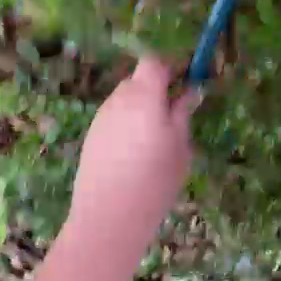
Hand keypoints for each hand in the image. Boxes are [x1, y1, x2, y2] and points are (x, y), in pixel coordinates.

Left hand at [63, 55, 196, 264]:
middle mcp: (118, 100)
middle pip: (138, 80)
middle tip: (175, 115)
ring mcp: (101, 118)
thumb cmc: (155, 182)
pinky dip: (127, 126)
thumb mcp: (180, 149)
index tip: (187, 81)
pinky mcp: (91, 137)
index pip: (154, 63)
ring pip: (125, 101)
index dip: (171, 67)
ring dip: (141, 110)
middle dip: (156, 90)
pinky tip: (134, 156)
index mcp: (144, 96)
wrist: (109, 217)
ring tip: (155, 141)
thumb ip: (182, 116)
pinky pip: (114, 120)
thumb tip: (189, 93)